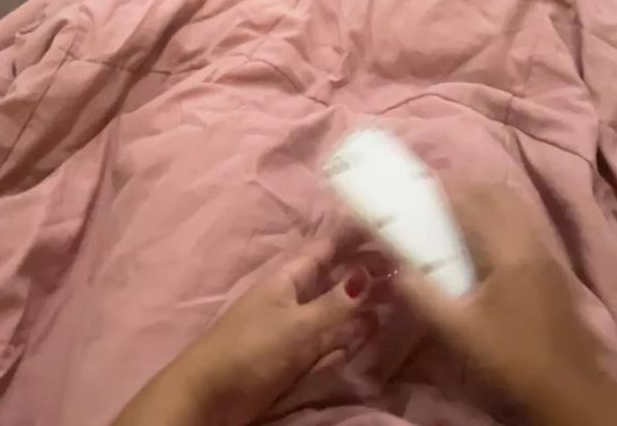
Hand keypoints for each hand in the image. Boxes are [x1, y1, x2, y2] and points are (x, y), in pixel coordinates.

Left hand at [111, 231, 375, 425]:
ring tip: (401, 288)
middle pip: (336, 274)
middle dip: (367, 265)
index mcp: (289, 275)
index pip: (328, 246)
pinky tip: (375, 326)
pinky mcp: (298, 352)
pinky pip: (333, 333)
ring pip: (338, 303)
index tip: (387, 219)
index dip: (355, 233)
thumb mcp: (296, 326)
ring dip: (365, 297)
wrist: (210, 398)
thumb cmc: (250, 350)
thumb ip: (334, 304)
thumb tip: (369, 274)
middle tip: (406, 258)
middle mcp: (296, 293)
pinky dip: (354, 328)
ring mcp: (297, 323)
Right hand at [389, 183, 616, 425]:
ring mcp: (545, 251)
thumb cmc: (511, 358)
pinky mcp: (550, 267)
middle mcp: (530, 239)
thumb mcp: (459, 332)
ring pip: (512, 206)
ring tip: (453, 210)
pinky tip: (481, 238)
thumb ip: (424, 296)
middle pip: (496, 193)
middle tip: (434, 194)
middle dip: (464, 186)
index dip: (443, 188)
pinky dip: (497, 215)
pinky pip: (520, 222)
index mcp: (508, 247)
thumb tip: (397, 269)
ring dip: (482, 199)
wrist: (569, 393)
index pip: (471, 201)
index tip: (417, 185)